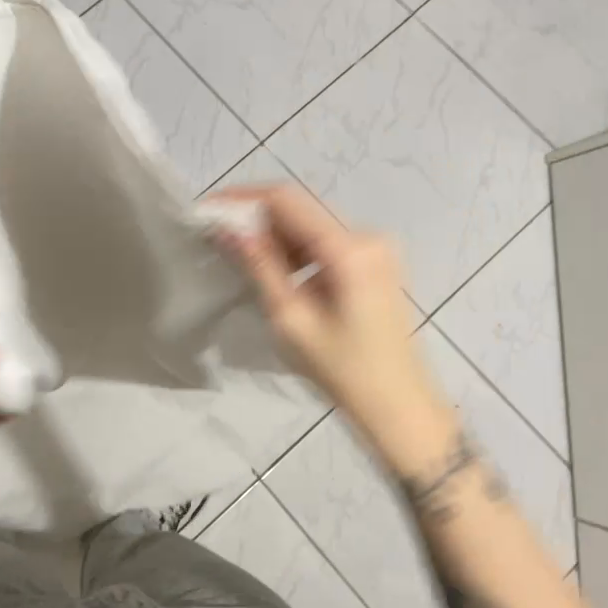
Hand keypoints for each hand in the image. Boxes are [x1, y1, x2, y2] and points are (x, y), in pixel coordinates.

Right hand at [210, 184, 456, 473]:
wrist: (400, 408)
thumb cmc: (343, 371)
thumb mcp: (291, 319)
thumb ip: (260, 266)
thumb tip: (228, 228)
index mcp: (349, 249)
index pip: (286, 199)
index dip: (243, 199)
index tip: (207, 210)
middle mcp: (367, 235)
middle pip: (300, 207)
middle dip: (255, 216)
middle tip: (216, 234)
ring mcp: (375, 247)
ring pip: (310, 222)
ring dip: (274, 233)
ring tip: (239, 254)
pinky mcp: (374, 261)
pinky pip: (325, 239)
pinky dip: (295, 246)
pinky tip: (274, 269)